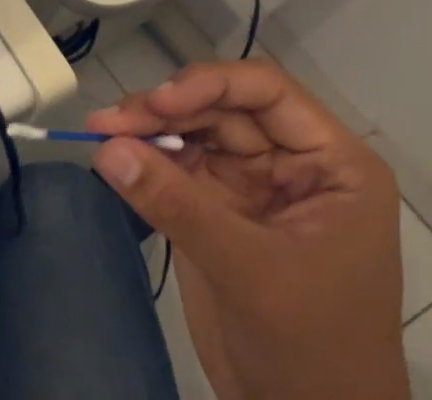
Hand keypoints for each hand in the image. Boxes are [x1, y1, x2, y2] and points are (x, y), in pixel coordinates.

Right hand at [86, 61, 407, 399]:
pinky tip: (114, 159)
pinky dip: (144, 162)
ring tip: (99, 134)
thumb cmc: (312, 346)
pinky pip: (177, 169)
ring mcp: (253, 186)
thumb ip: (178, 205)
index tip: (156, 103)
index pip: (267, 92)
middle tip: (107, 123)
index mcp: (332, 165)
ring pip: (194, 134)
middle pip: (222, 108)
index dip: (210, 84)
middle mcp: (293, 163)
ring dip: (148, 131)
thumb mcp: (250, 271)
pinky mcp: (218, 211)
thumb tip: (106, 149)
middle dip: (165, 110)